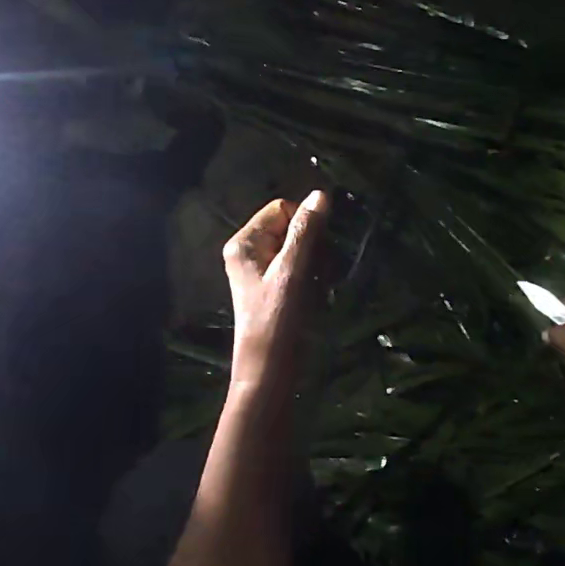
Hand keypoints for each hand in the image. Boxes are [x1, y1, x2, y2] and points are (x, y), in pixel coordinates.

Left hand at [223, 190, 330, 385]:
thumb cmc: (278, 320)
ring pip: (299, 249)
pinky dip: (312, 279)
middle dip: (313, 247)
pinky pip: (299, 269)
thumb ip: (306, 231)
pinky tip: (315, 297)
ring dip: (316, 265)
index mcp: (244, 243)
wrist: (269, 370)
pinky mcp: (272, 289)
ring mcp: (259, 272)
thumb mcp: (293, 272)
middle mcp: (248, 252)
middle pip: (291, 228)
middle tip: (320, 274)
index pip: (282, 209)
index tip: (317, 251)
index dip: (305, 225)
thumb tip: (320, 195)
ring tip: (317, 289)